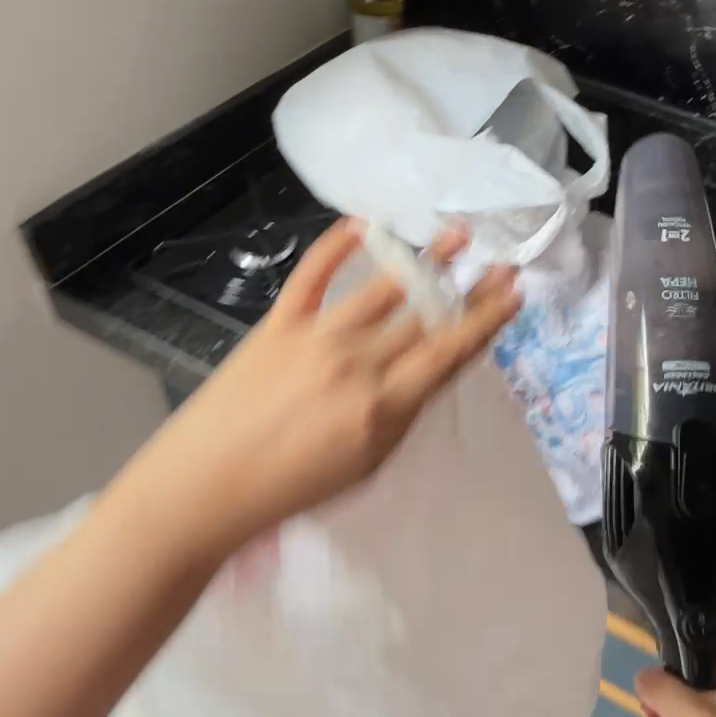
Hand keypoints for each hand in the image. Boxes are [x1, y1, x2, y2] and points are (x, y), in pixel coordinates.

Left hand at [140, 217, 521, 555]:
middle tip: (502, 264)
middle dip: (471, 290)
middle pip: (426, 319)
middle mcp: (357, 364)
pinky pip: (313, 275)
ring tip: (456, 236)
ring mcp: (317, 338)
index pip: (448, 354)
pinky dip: (337, 246)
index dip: (486, 321)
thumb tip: (426, 371)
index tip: (513, 295)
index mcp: (383, 408)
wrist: (202, 488)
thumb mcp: (366, 467)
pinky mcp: (279, 323)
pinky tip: (363, 225)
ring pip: (383, 289)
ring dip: (426, 259)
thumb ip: (402, 416)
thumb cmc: (290, 490)